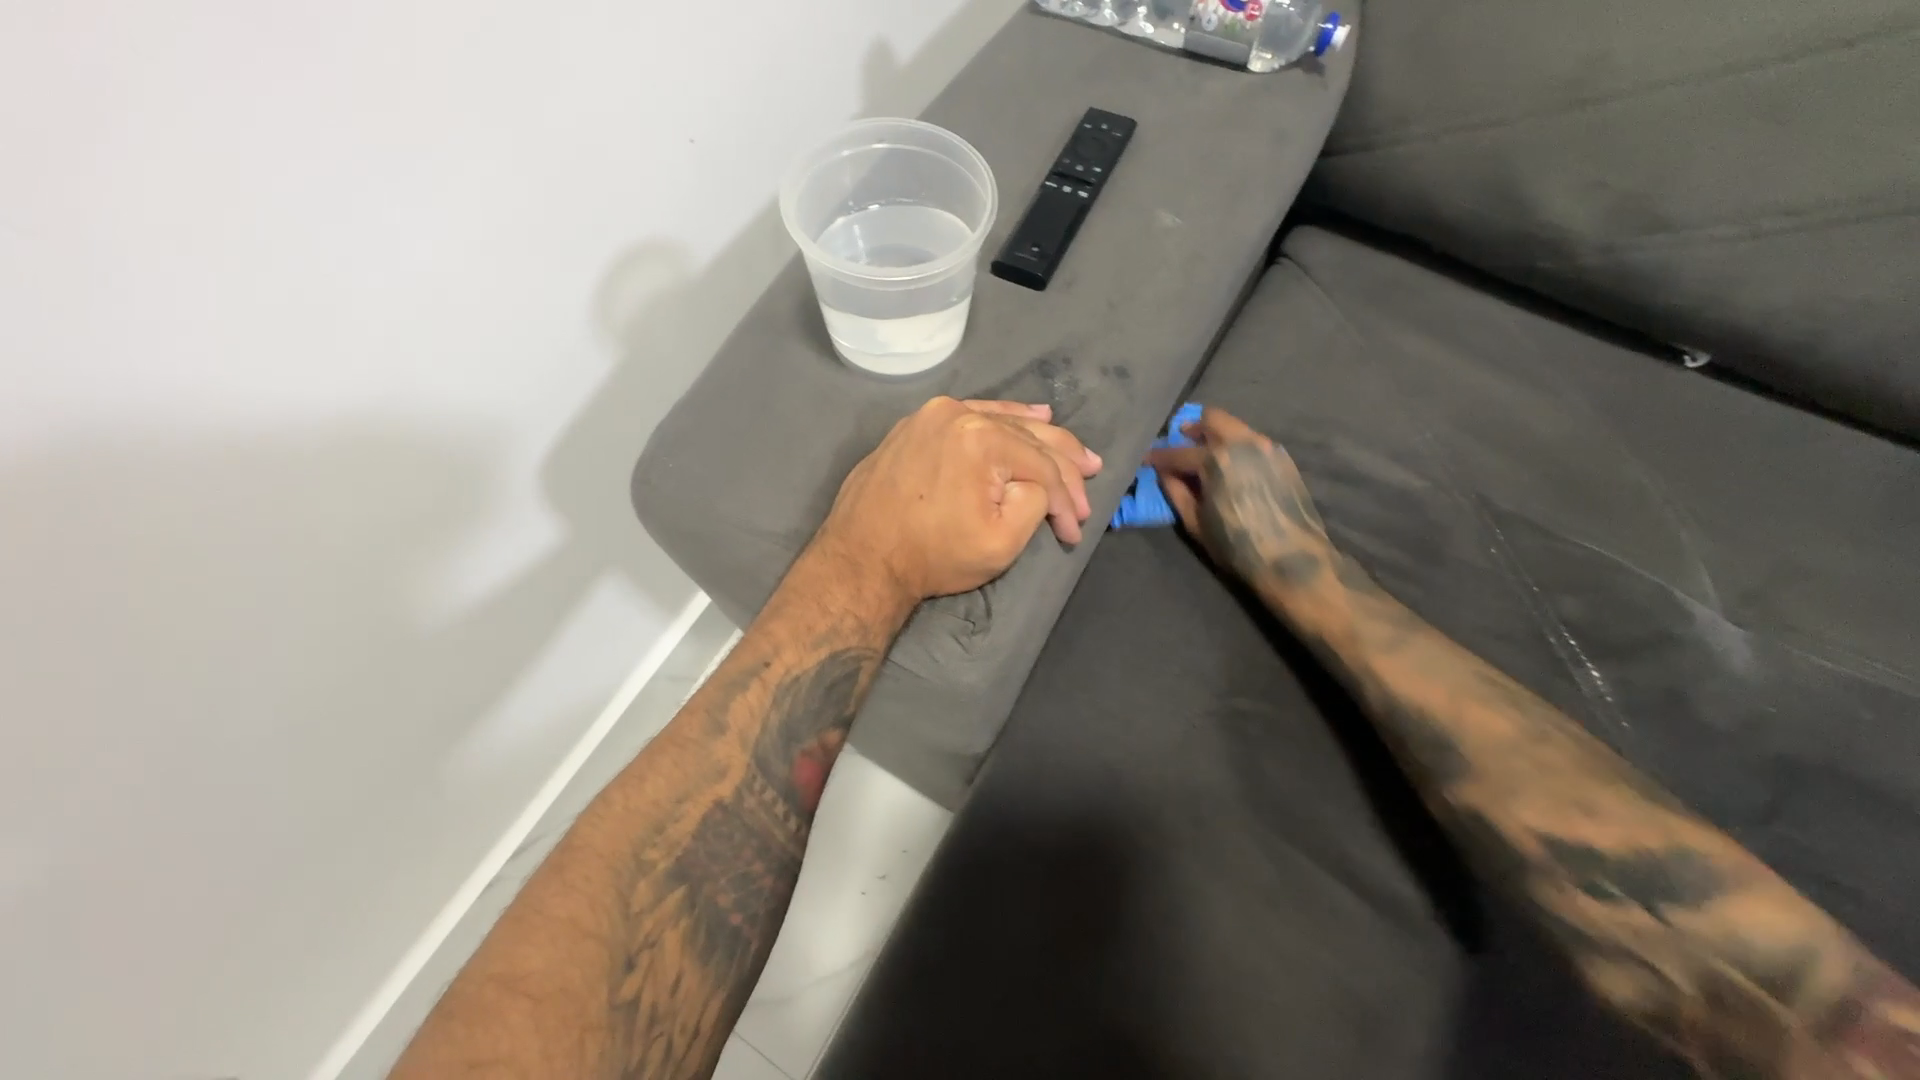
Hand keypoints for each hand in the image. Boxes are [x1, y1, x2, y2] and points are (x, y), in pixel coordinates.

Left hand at [815, 396, 1102, 602]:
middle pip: (1028, 438)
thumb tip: (1040, 488)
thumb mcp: (1001, 543)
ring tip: (1075, 450)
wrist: (861, 560)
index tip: (1074, 532)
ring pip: (1004, 423)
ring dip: (1042, 437)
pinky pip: (974, 417)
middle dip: (1065, 465)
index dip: (1066, 501)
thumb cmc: (932, 556)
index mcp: (982, 439)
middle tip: (1094, 474)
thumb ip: (1035, 505)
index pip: (1044, 468)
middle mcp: (959, 414)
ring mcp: (933, 415)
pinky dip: (1006, 420)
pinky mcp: (918, 425)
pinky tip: (1032, 415)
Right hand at [1146, 407, 1334, 594]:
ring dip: (1216, 434)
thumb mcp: (1196, 522)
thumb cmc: (1236, 546)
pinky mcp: (1283, 458)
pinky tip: (1231, 467)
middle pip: (1212, 419)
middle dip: (1192, 429)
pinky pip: (1253, 441)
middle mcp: (1242, 443)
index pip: (1179, 452)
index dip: (1158, 456)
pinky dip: (1236, 445)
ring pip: (1235, 427)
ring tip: (1204, 454)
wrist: (1292, 560)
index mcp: (1216, 460)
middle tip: (1180, 442)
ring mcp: (1267, 447)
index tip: (1146, 459)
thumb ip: (1176, 491)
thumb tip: (1164, 473)